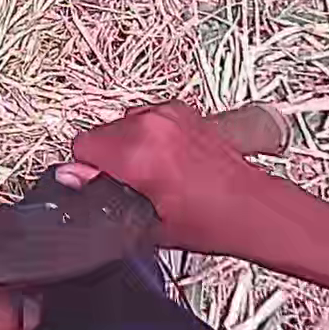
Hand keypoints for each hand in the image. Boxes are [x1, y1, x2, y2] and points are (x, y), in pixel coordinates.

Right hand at [63, 102, 289, 258]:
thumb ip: (99, 191)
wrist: (257, 208)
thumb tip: (71, 175)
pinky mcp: (181, 109)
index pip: (81, 145)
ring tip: (152, 172)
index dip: (86, 169)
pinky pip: (145, 117)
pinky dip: (147, 133)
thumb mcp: (145, 218)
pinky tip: (165, 158)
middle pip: (100, 132)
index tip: (100, 182)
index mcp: (136, 153)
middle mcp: (149, 125)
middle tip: (132, 184)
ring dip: (127, 144)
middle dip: (107, 157)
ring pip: (121, 123)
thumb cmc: (214, 220)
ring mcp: (167, 113)